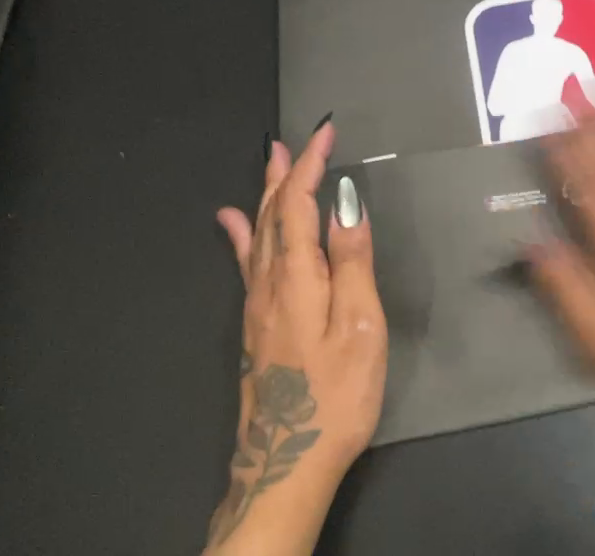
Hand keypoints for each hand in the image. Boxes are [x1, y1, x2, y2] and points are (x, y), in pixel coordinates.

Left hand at [209, 120, 385, 551]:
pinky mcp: (255, 324)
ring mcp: (256, 304)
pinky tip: (233, 222)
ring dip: (268, 193)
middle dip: (286, 172)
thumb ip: (352, 263)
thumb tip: (346, 206)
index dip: (312, 165)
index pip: (300, 204)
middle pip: (274, 213)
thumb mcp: (360, 328)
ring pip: (259, 233)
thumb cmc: (336, 394)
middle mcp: (268, 282)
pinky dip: (243, 233)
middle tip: (293, 139)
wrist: (287, 462)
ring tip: (272, 163)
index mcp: (297, 277)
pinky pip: (248, 262)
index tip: (326, 131)